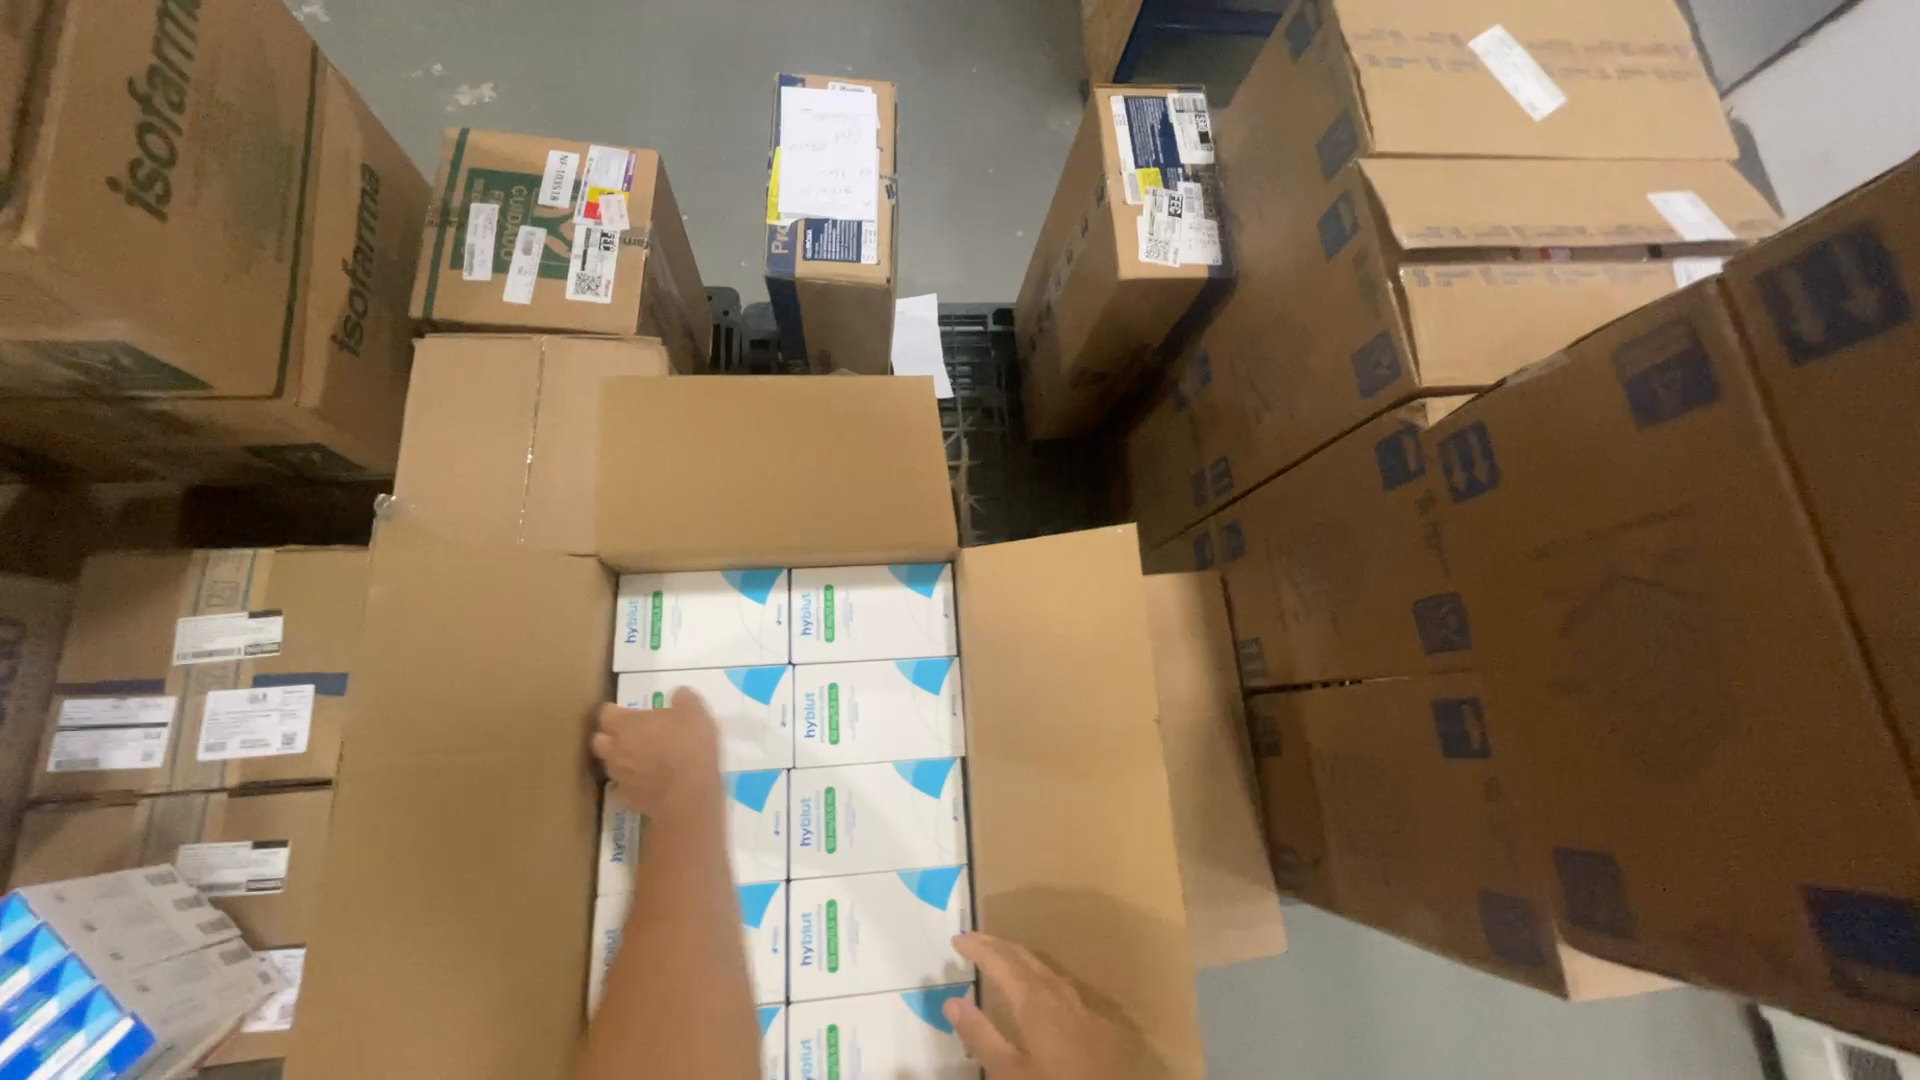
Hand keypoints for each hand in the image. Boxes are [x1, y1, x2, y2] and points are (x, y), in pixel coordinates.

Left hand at [590, 691, 723, 821]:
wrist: (687, 795)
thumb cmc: (688, 746)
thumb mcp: (695, 712)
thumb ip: (684, 698)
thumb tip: (678, 694)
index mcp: (626, 724)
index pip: (606, 713)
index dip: (616, 711)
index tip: (628, 711)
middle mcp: (614, 749)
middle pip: (599, 740)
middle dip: (610, 735)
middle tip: (631, 734)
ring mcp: (619, 776)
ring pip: (610, 764)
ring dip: (620, 759)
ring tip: (641, 758)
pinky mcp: (627, 798)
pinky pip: (624, 785)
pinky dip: (632, 781)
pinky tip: (649, 780)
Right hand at [942, 933, 1127, 1079]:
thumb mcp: (1009, 1073)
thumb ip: (980, 1036)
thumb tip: (951, 1000)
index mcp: (1033, 1000)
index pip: (999, 961)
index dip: (977, 948)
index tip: (956, 939)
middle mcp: (1056, 992)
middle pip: (1022, 956)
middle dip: (995, 944)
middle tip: (972, 939)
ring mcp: (1079, 1004)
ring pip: (1042, 967)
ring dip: (1016, 956)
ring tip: (999, 954)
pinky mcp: (1094, 1020)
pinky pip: (1059, 983)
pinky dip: (1037, 974)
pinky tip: (1038, 986)